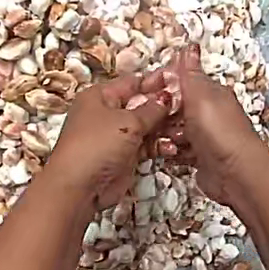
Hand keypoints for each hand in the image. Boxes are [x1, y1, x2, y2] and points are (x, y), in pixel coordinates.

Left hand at [41, 74, 171, 210]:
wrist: (80, 187)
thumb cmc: (96, 146)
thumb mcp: (127, 121)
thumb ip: (152, 109)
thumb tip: (167, 98)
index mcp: (101, 96)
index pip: (133, 83)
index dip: (156, 82)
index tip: (180, 82)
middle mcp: (107, 114)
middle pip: (142, 105)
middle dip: (164, 107)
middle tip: (188, 107)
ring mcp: (116, 137)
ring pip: (146, 127)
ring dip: (164, 128)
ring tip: (183, 129)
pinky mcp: (124, 157)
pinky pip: (146, 146)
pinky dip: (158, 146)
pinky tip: (172, 147)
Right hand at [152, 47, 268, 204]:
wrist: (235, 173)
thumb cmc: (218, 130)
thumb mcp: (201, 94)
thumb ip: (190, 72)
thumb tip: (189, 46)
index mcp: (210, 92)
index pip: (179, 80)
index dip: (160, 84)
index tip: (141, 90)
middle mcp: (207, 112)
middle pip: (173, 107)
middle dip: (159, 112)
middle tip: (147, 118)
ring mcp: (203, 136)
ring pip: (173, 129)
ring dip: (163, 133)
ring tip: (161, 138)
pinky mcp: (199, 157)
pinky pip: (177, 149)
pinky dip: (171, 151)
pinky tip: (166, 152)